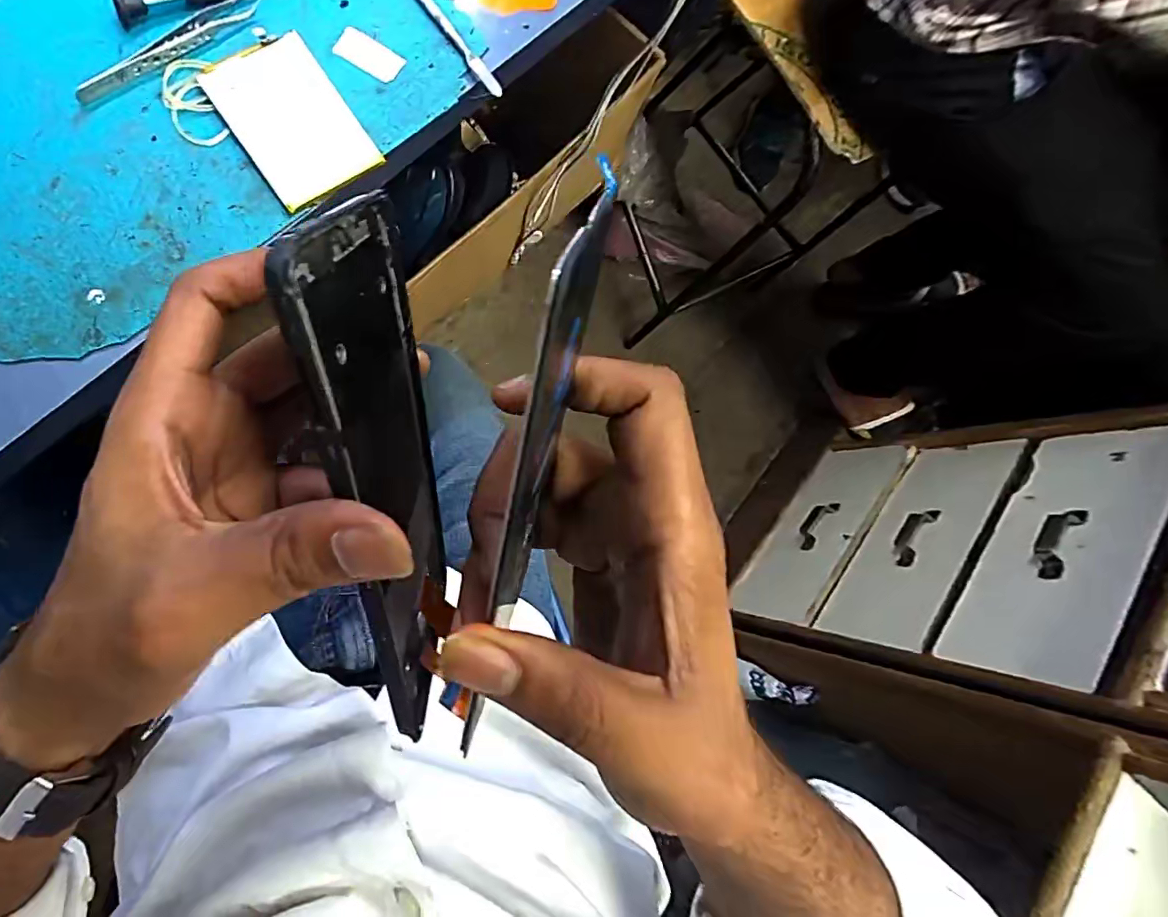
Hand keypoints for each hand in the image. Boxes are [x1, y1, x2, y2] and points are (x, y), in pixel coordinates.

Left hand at [0, 250, 413, 769]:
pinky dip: (344, 469)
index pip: (198, 307)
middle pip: (268, 356)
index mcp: (161, 415)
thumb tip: (391, 537)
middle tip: (403, 348)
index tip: (323, 269)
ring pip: (296, 411)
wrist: (85, 701)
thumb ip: (290, 558)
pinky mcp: (254, 506)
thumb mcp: (194, 592)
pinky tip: (385, 478)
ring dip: (346, 408)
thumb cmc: (107, 633)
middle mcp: (198, 425)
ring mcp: (230, 465)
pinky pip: (309, 467)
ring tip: (410, 403)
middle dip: (329, 346)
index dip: (250, 273)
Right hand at [440, 357, 757, 836]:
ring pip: (540, 485)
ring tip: (475, 597)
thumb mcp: (630, 734)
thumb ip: (545, 688)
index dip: (587, 378)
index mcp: (672, 531)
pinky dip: (500, 549)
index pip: (647, 408)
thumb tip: (455, 645)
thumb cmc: (697, 759)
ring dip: (495, 528)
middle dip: (506, 493)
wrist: (713, 789)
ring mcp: (618, 533)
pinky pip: (536, 522)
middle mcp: (645, 516)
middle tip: (477, 563)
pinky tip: (483, 598)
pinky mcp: (595, 556)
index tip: (512, 398)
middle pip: (563, 450)